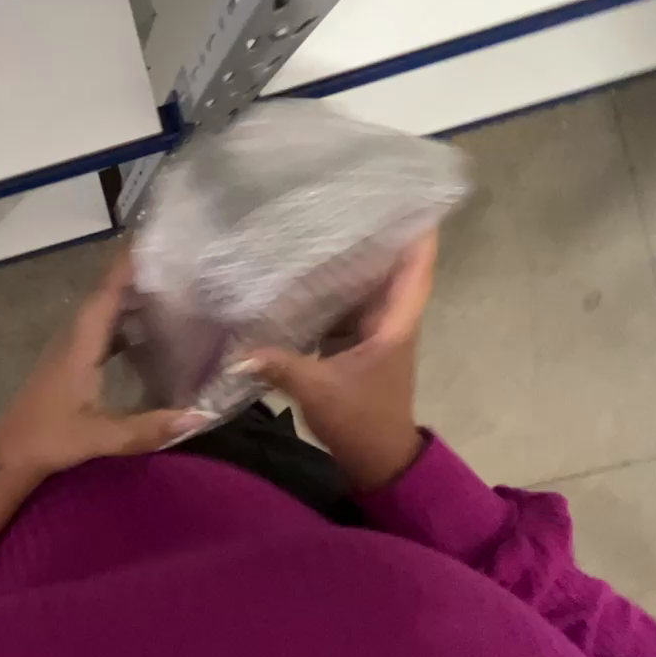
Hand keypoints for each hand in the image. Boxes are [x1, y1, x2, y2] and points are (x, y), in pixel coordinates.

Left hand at [0, 252, 209, 554]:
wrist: (12, 452)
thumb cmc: (50, 437)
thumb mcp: (101, 436)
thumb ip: (149, 428)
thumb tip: (202, 417)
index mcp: (80, 344)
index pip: (106, 293)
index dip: (128, 265)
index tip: (155, 239)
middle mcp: (74, 337)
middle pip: (107, 295)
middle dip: (139, 275)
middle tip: (179, 263)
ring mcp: (70, 348)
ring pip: (103, 313)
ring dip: (132, 299)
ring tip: (172, 290)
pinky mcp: (70, 362)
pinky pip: (101, 331)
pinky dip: (124, 324)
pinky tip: (148, 333)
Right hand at [246, 230, 438, 493]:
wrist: (377, 458)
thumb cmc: (360, 419)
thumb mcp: (318, 391)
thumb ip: (280, 367)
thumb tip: (238, 354)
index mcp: (394, 324)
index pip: (416, 269)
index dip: (418, 233)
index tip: (407, 198)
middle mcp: (388, 322)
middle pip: (390, 270)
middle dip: (374, 238)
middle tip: (345, 204)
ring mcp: (373, 334)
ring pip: (365, 288)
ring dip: (350, 263)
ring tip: (320, 231)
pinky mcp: (355, 347)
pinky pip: (345, 309)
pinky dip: (329, 292)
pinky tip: (303, 280)